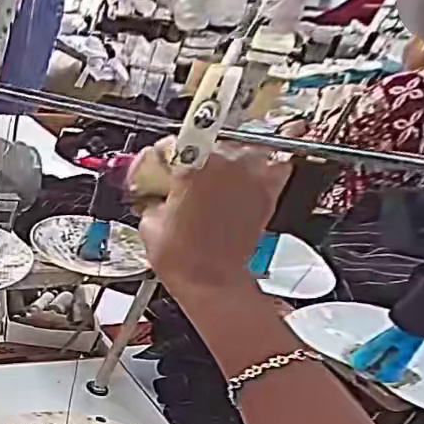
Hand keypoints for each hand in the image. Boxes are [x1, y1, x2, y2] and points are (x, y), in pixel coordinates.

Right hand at [130, 138, 291, 299]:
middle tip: (187, 178)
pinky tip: (249, 176)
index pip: (176, 141)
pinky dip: (264, 166)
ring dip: (230, 157)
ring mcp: (251, 173)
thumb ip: (151, 196)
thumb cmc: (184, 259)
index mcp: (192, 163)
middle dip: (197, 157)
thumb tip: (154, 189)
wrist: (211, 282)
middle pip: (210, 141)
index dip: (165, 155)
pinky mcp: (267, 190)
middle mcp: (226, 161)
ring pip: (242, 146)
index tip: (162, 165)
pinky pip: (273, 163)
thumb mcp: (149, 223)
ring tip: (217, 180)